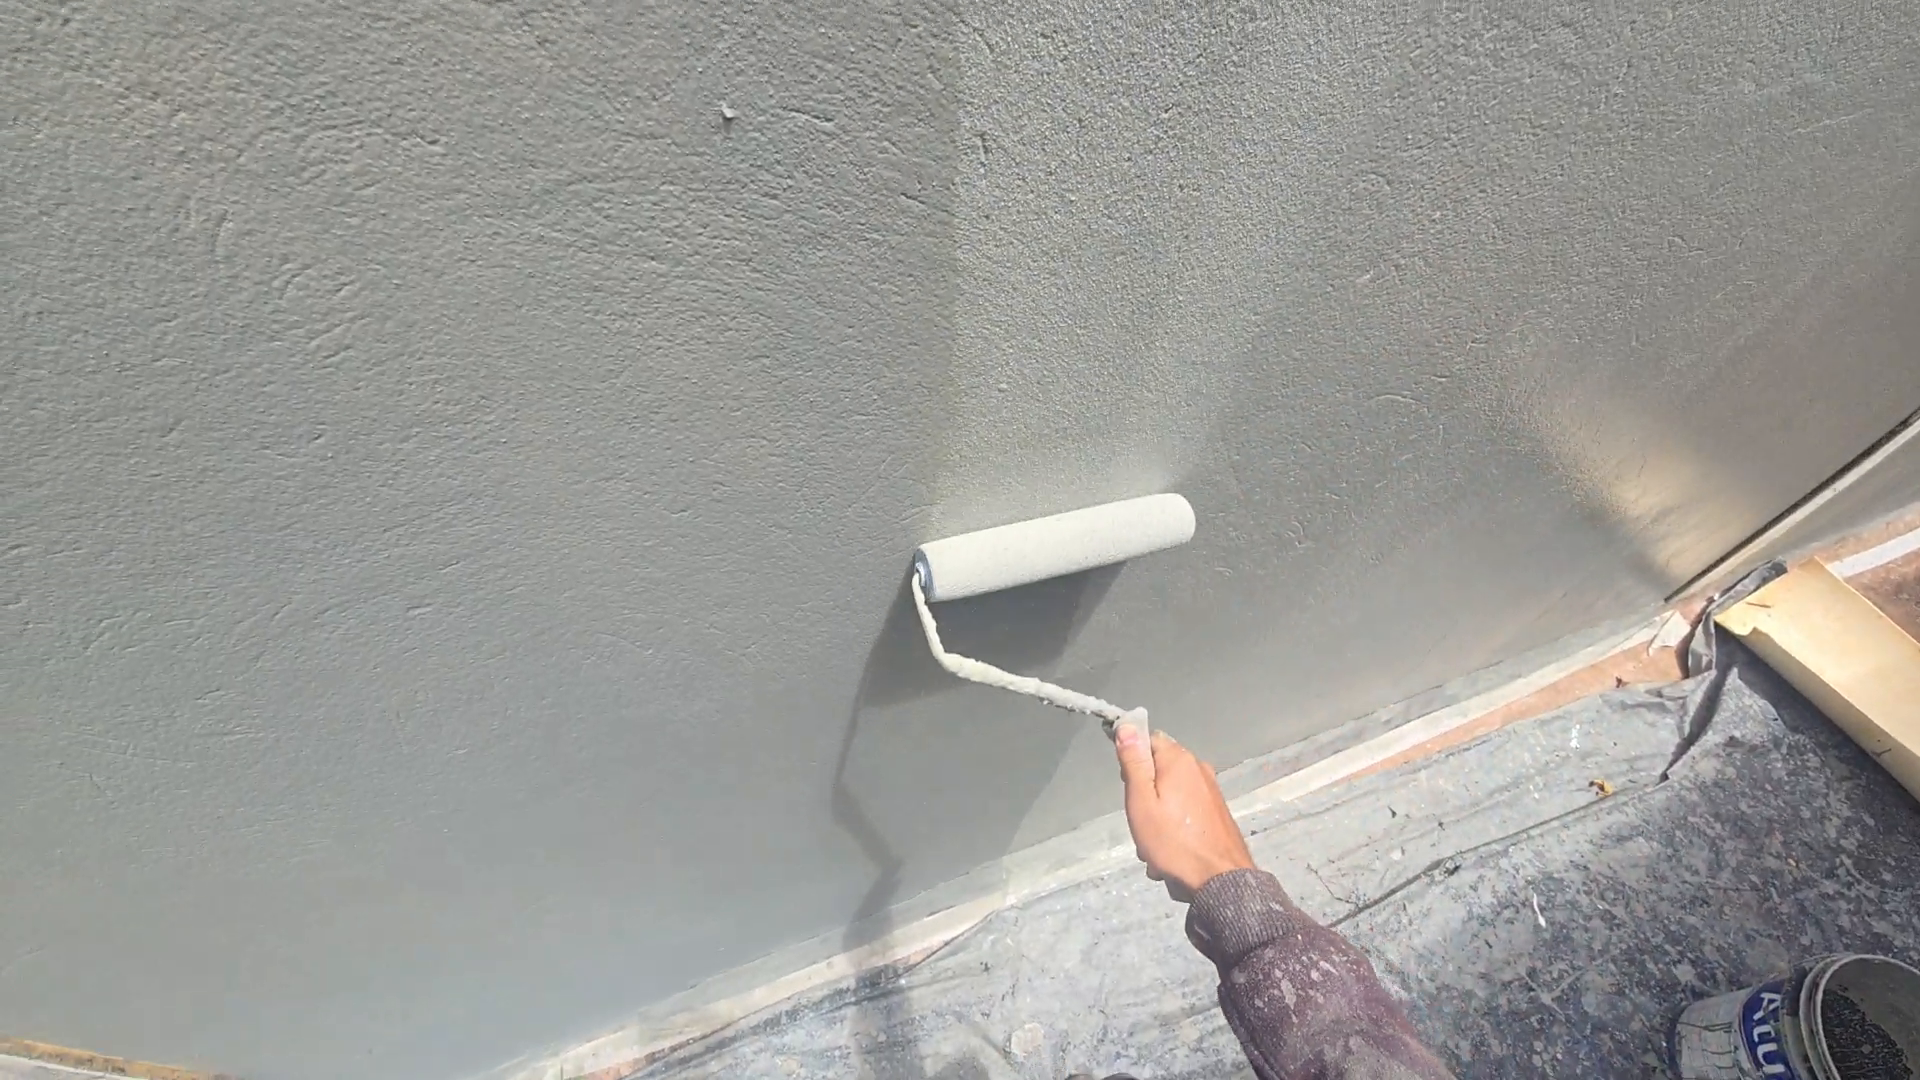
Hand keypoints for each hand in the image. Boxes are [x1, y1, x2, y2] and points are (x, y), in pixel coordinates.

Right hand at [1114, 724, 1254, 899]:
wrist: (1221, 882)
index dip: (1131, 760)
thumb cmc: (1174, 841)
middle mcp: (1198, 767)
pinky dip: (1174, 825)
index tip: (1127, 786)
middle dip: (1144, 792)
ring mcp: (1210, 789)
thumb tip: (1126, 725)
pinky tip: (1170, 850)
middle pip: (1158, 767)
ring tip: (1154, 843)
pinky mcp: (1217, 811)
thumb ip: (1133, 762)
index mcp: (1179, 759)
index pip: (1146, 739)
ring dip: (1157, 813)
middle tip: (1140, 819)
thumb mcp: (1142, 801)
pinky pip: (1185, 809)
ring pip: (1170, 792)